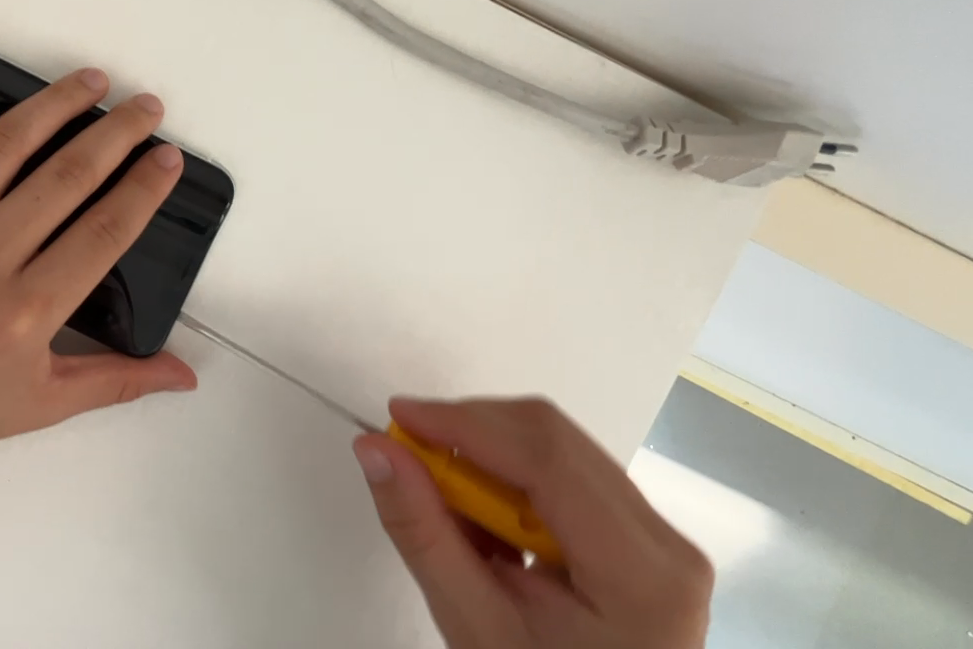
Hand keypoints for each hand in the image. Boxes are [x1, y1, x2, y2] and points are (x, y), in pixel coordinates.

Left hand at [0, 42, 198, 492]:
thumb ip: (119, 380)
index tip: (167, 158)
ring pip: (4, 145)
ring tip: (91, 79)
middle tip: (145, 106)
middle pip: (67, 177)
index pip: (106, 231)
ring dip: (55, 104)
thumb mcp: (43, 403)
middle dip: (117, 134)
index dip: (144, 189)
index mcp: (28, 309)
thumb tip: (187, 375)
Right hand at [353, 397, 711, 648]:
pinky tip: (483, 515)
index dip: (465, 423)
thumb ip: (421, 531)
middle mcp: (666, 539)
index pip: (547, 459)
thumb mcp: (472, 624)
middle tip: (409, 451)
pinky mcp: (642, 533)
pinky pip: (563, 469)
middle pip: (551, 438)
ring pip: (554, 444)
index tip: (397, 415)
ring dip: (484, 450)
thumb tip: (373, 447)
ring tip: (446, 500)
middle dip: (469, 430)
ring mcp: (659, 534)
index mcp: (641, 573)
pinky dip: (506, 472)